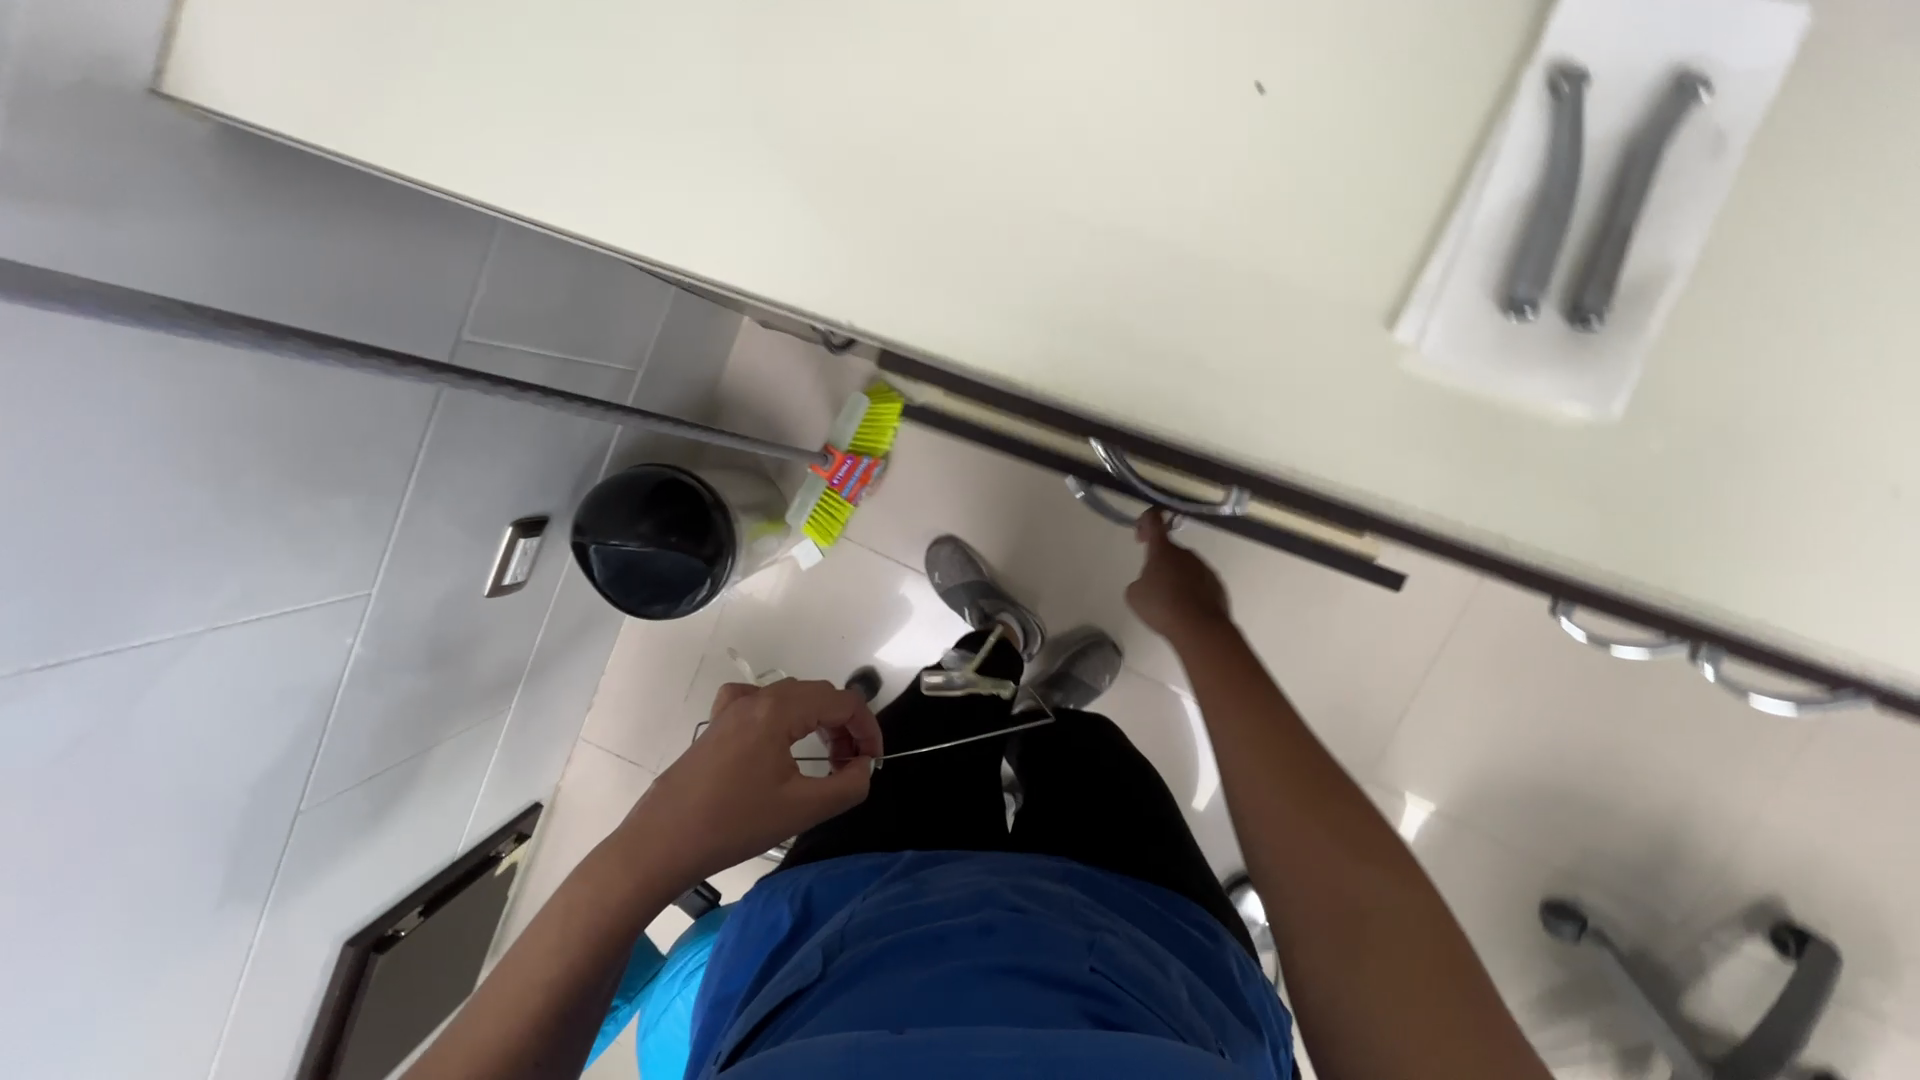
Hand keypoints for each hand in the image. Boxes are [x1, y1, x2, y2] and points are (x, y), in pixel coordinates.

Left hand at [624, 679, 881, 886]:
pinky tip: (777, 737)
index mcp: (780, 710)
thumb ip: (849, 785)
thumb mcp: (804, 809)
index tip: (874, 763)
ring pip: (791, 697)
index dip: (868, 729)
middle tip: (851, 765)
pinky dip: (781, 714)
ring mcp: (730, 709)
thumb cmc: (735, 825)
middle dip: (844, 726)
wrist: (663, 844)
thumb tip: (863, 767)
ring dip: (817, 721)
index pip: (843, 702)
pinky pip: (757, 702)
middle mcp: (756, 698)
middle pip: (818, 695)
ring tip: (825, 757)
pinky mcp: (715, 725)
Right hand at [1126, 510, 1231, 643]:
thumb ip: (1140, 581)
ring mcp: (1205, 568)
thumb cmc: (1161, 606)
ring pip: (1185, 568)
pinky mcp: (1218, 585)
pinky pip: (1200, 584)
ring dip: (1176, 579)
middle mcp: (1186, 553)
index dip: (1145, 522)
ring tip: (1170, 604)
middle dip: (1160, 565)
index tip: (1140, 537)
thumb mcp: (1134, 594)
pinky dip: (1191, 592)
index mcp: (1163, 550)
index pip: (1153, 521)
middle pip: (1169, 551)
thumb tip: (1151, 582)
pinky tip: (1186, 611)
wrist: (1199, 628)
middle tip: (1152, 588)